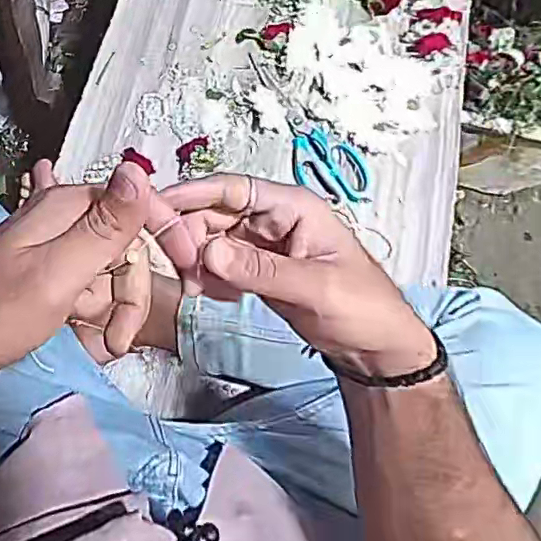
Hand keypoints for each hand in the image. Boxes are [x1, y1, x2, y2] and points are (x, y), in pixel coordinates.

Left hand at [0, 162, 168, 387]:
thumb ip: (105, 225)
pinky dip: (92, 315)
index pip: (139, 204)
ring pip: (112, 272)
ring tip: (94, 347)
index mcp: (68, 205)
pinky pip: (90, 286)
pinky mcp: (50, 270)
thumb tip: (139, 168)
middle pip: (127, 246)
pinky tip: (78, 335)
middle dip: (131, 295)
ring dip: (112, 312)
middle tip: (118, 339)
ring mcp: (56, 244)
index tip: (190, 269)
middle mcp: (64, 216)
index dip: (168, 234)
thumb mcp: (58, 273)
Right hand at [155, 175, 437, 378]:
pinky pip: (220, 264)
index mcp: (294, 207)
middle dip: (191, 235)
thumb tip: (211, 251)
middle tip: (179, 264)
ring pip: (212, 239)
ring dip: (198, 260)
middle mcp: (274, 219)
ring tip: (199, 287)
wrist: (378, 351)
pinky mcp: (257, 269)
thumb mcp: (316, 288)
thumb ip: (261, 271)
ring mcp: (263, 245)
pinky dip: (210, 277)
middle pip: (215, 213)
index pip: (235, 188)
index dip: (195, 192)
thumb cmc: (366, 309)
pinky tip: (217, 295)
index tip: (162, 202)